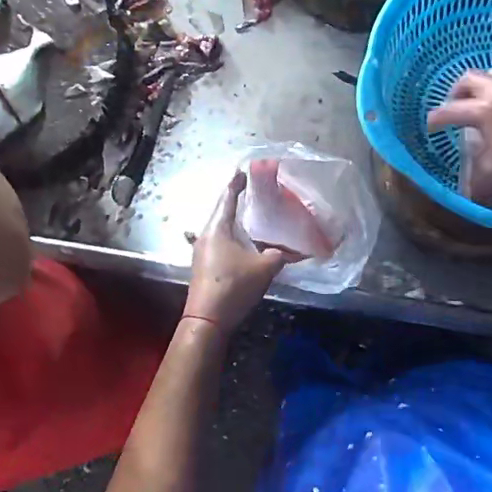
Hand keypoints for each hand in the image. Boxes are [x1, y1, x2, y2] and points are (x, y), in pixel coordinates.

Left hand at [183, 172, 289, 330]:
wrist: (207, 319)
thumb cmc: (233, 286)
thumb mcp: (263, 268)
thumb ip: (278, 255)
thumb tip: (289, 251)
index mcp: (217, 228)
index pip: (227, 199)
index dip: (236, 184)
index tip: (243, 172)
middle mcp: (205, 235)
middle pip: (222, 213)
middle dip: (236, 203)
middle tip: (253, 193)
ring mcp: (202, 251)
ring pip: (220, 230)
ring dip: (235, 223)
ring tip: (251, 217)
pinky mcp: (204, 266)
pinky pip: (219, 243)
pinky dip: (232, 238)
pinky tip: (241, 244)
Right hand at [425, 69, 491, 190]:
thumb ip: (475, 180)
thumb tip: (466, 193)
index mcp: (484, 110)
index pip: (449, 111)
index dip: (436, 120)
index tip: (430, 127)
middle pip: (469, 79)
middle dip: (457, 92)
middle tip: (456, 107)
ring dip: (483, 85)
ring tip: (483, 102)